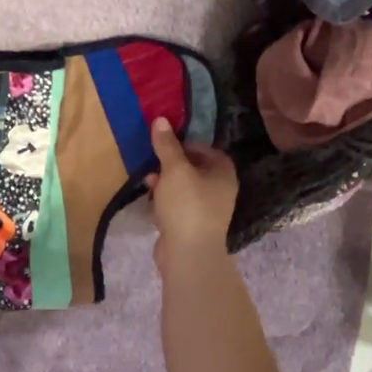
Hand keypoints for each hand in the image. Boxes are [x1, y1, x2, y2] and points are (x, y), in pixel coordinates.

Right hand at [145, 117, 237, 269]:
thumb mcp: (174, 170)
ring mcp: (206, 209)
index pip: (206, 149)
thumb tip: (160, 119)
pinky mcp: (191, 224)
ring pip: (183, 186)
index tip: (164, 143)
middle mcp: (219, 189)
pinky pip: (177, 204)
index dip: (186, 143)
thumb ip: (167, 145)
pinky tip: (150, 198)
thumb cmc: (187, 205)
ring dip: (165, 181)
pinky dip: (165, 199)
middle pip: (194, 167)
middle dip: (171, 163)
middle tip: (153, 160)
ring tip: (148, 179)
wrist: (188, 252)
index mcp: (223, 172)